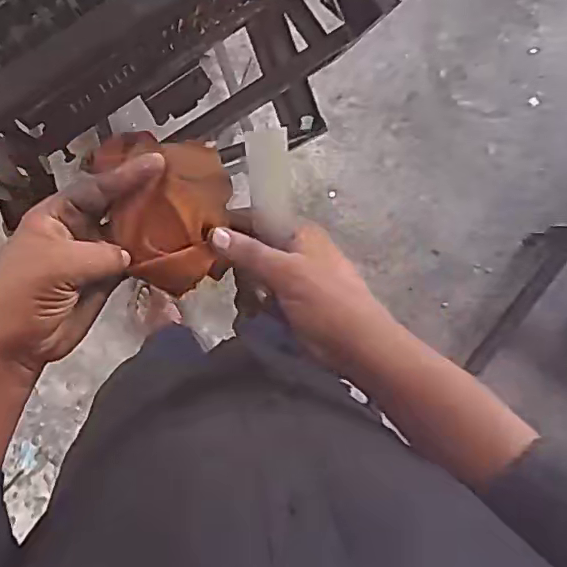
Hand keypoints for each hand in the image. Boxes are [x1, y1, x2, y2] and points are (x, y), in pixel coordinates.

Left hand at [0, 153, 165, 376]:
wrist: (18, 343)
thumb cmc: (25, 294)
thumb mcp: (58, 264)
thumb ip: (100, 254)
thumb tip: (128, 256)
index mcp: (54, 215)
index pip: (93, 188)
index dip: (124, 175)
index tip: (155, 162)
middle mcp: (74, 230)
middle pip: (113, 206)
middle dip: (140, 194)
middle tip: (176, 180)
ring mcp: (90, 256)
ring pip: (125, 233)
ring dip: (149, 225)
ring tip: (181, 209)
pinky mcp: (103, 280)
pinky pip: (130, 263)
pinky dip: (148, 256)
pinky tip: (171, 246)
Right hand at [208, 220, 397, 370]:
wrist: (362, 349)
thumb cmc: (327, 304)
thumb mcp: (285, 273)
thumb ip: (249, 251)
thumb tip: (214, 232)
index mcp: (301, 232)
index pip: (256, 216)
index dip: (230, 225)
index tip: (204, 240)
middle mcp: (298, 248)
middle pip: (253, 245)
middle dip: (236, 262)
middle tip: (220, 276)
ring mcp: (297, 275)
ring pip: (256, 272)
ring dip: (246, 287)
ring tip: (246, 303)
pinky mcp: (295, 300)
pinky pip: (265, 293)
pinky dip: (256, 302)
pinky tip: (254, 313)